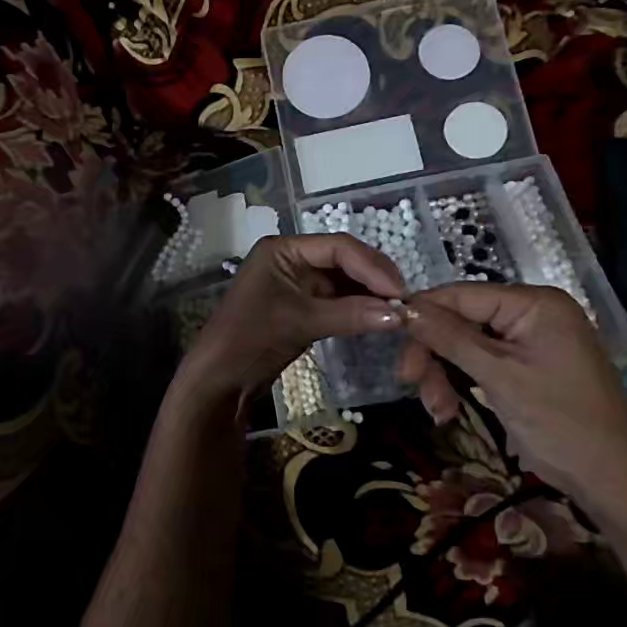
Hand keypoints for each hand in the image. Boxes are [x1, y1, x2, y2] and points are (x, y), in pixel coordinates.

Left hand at [180, 234, 404, 414]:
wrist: (219, 379)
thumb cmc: (250, 339)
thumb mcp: (301, 322)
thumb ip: (351, 314)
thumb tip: (401, 313)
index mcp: (282, 249)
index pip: (338, 247)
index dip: (372, 267)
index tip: (400, 292)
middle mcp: (290, 259)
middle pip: (343, 261)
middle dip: (374, 279)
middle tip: (407, 301)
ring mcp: (296, 283)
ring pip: (343, 282)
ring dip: (369, 295)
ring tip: (399, 311)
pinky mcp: (301, 307)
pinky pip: (336, 301)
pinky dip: (358, 309)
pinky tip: (380, 318)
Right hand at [396, 283, 626, 499]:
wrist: (609, 476)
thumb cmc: (559, 419)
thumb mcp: (497, 375)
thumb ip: (448, 337)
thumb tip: (402, 308)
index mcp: (533, 303)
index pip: (460, 295)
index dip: (422, 314)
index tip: (390, 340)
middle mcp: (530, 313)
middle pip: (458, 320)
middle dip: (432, 353)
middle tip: (409, 382)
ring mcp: (527, 340)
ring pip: (462, 344)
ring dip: (442, 375)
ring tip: (437, 409)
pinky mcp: (522, 364)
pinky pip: (477, 362)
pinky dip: (458, 383)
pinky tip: (447, 410)